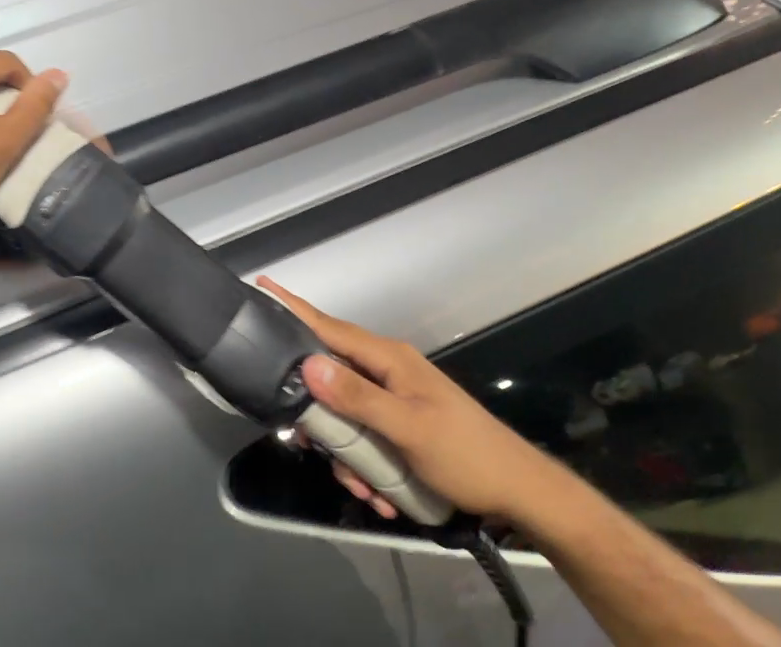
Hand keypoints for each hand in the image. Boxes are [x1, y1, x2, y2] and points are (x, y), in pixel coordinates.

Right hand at [257, 276, 575, 523]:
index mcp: (388, 359)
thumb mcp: (408, 429)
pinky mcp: (398, 424)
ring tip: (367, 490)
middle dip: (320, 422)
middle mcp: (386, 371)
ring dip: (347, 457)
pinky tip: (382, 495)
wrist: (520, 494)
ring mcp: (393, 398)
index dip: (293, 308)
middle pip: (328, 380)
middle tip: (312, 449)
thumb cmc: (467, 455)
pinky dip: (365, 468)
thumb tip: (307, 363)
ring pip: (342, 418)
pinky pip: (363, 438)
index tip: (260, 285)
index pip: (329, 326)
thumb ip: (357, 397)